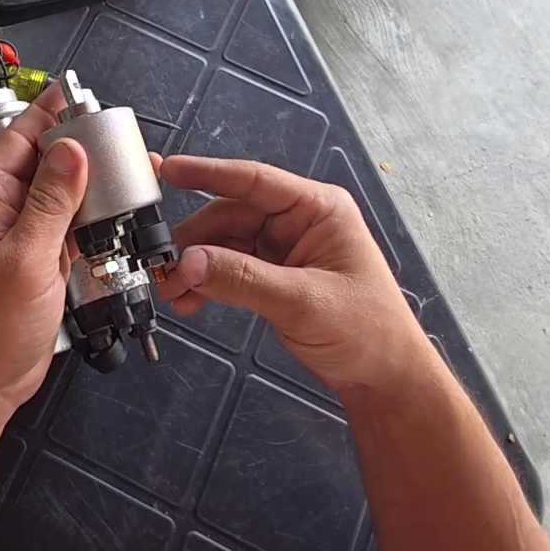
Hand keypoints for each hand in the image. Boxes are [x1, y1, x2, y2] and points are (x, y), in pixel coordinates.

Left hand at [0, 85, 87, 415]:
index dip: (46, 115)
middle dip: (76, 145)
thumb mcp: (24, 258)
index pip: (17, 142)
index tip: (77, 95)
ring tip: (123, 168)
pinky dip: (92, 217)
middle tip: (115, 134)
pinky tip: (115, 211)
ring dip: (89, 182)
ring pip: (61, 195)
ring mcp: (26, 238)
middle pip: (44, 164)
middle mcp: (7, 213)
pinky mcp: (43, 262)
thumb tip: (72, 149)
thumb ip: (51, 203)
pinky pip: (70, 227)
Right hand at [155, 155, 428, 391]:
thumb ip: (241, 279)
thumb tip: (189, 262)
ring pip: (224, 243)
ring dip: (196, 266)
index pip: (253, 180)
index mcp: (316, 209)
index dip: (207, 173)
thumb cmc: (366, 331)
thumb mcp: (302, 301)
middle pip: (230, 215)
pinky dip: (207, 283)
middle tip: (165, 266)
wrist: (384, 380)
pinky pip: (228, 269)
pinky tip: (191, 301)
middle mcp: (297, 222)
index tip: (169, 170)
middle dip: (195, 240)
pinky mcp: (273, 275)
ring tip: (173, 291)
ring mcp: (283, 248)